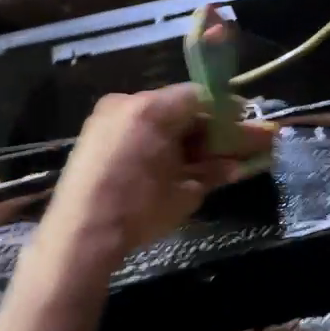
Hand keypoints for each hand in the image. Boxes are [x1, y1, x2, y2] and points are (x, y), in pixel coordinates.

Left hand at [45, 84, 272, 255]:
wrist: (82, 233)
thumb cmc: (138, 210)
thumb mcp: (185, 193)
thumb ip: (213, 172)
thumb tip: (236, 165)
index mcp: (152, 109)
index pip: (200, 97)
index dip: (227, 112)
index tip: (247, 124)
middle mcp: (127, 103)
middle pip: (180, 108)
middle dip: (210, 129)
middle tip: (238, 145)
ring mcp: (107, 119)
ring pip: (159, 122)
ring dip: (187, 140)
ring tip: (213, 161)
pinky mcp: (95, 138)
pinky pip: (138, 133)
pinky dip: (161, 147)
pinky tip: (180, 166)